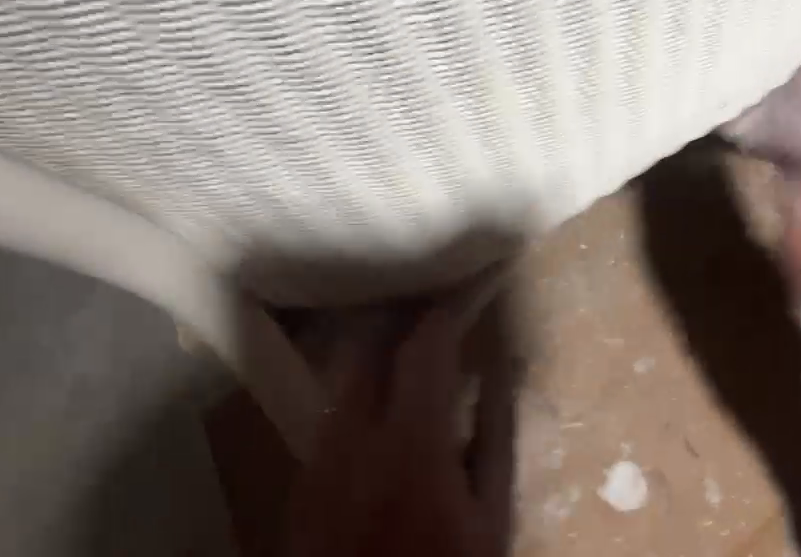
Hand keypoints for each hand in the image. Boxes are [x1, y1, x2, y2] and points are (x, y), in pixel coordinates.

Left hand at [285, 305, 511, 556]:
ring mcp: (318, 461)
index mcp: (411, 444)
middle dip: (399, 310)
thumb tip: (499, 363)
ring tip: (411, 334)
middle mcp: (352, 440)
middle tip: (433, 296)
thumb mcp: (492, 513)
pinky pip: (329, 410)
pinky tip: (382, 391)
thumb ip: (495, 431)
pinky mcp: (301, 484)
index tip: (470, 287)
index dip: (447, 308)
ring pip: (341, 373)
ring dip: (376, 344)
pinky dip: (357, 384)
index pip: (424, 347)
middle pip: (365, 344)